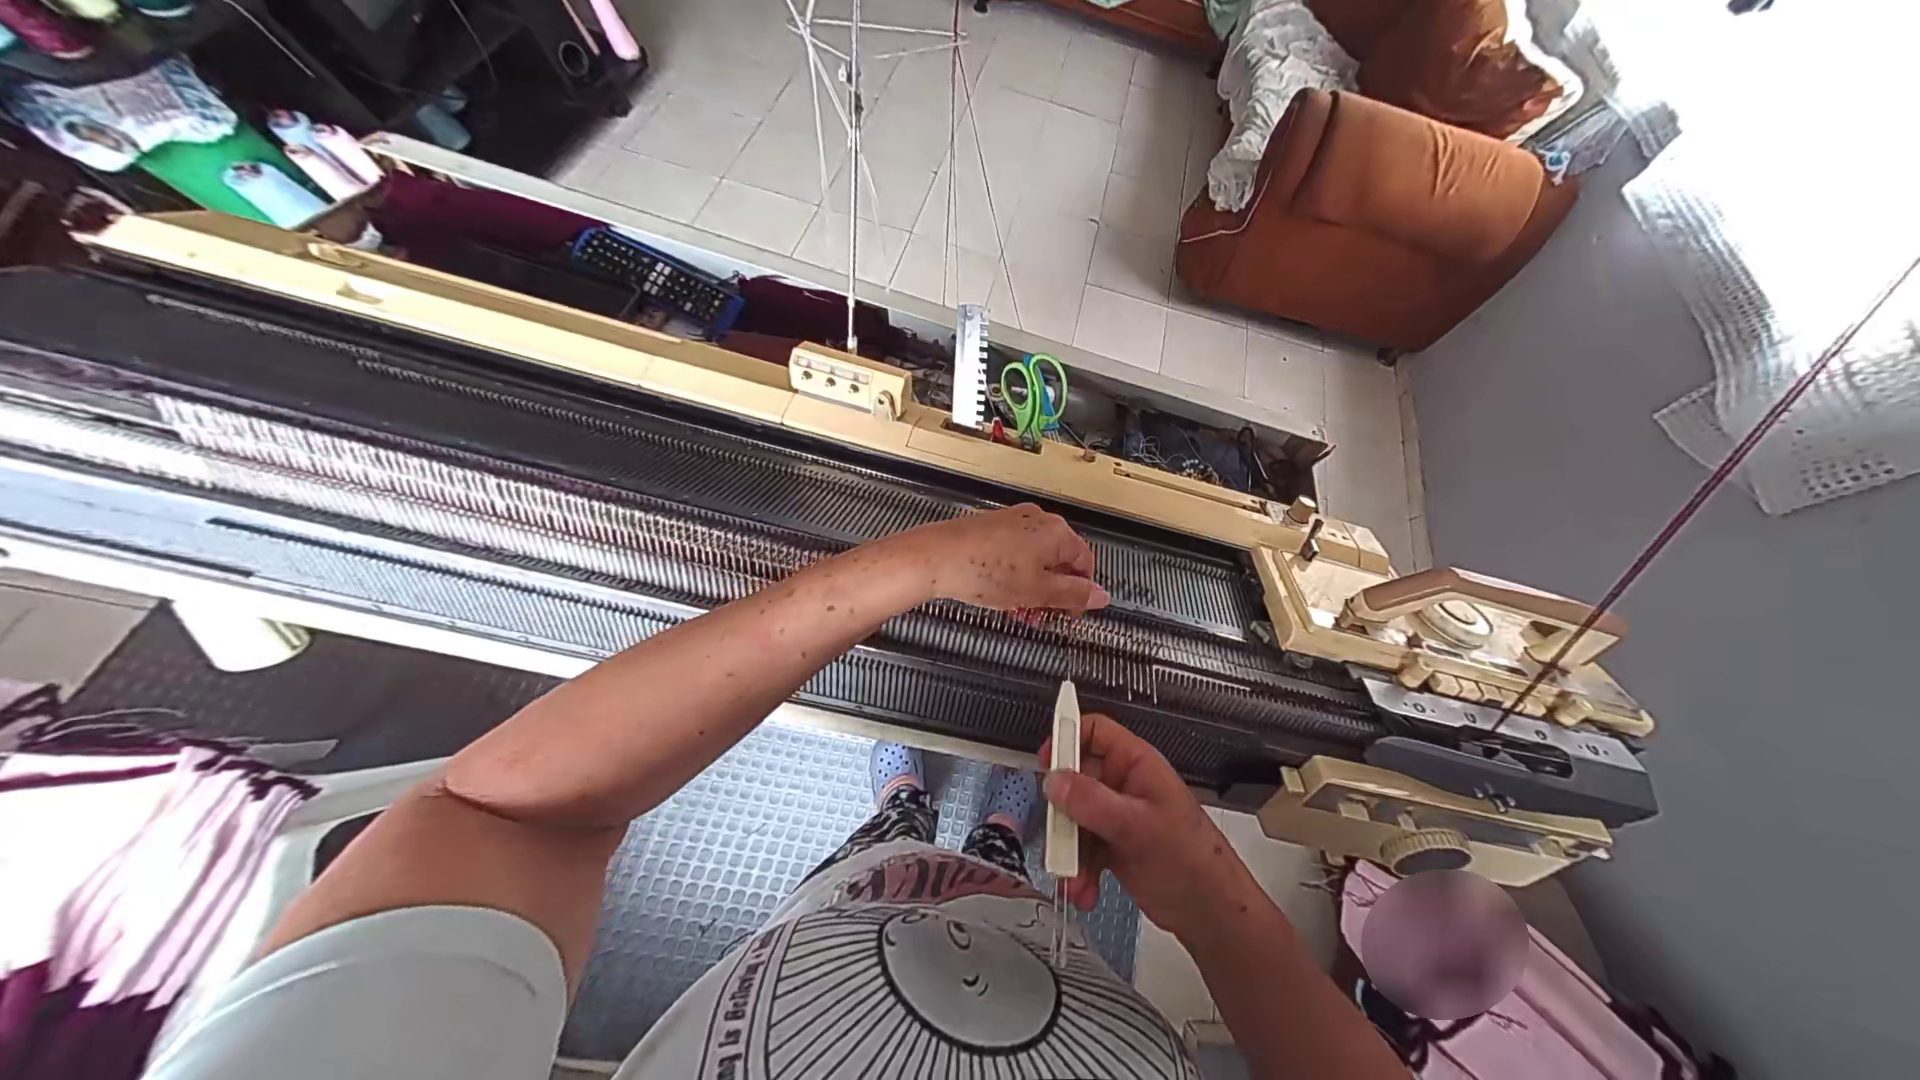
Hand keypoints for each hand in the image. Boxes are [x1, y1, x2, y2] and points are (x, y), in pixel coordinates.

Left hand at [885, 504, 1109, 612]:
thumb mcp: (1038, 591)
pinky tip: (1001, 595)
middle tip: (1044, 615)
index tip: (1072, 612)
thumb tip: (1099, 595)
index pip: (1085, 562)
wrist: (936, 558)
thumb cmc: (982, 568)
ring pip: (1035, 559)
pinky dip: (1014, 576)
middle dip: (1054, 592)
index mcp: (1056, 531)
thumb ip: (1073, 594)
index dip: (1081, 592)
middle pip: (1059, 560)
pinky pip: (1014, 553)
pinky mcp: (990, 528)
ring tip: (1020, 610)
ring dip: (1034, 588)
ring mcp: (1011, 521)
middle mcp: (1036, 519)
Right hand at [1040, 713, 1262, 941]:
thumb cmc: (1195, 861)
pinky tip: (1084, 889)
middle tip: (1059, 832)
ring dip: (1069, 849)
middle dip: (1062, 811)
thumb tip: (1055, 781)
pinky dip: (1078, 868)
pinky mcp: (1111, 843)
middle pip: (1074, 778)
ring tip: (1075, 876)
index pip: (1094, 732)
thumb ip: (1092, 801)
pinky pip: (1080, 846)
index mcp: (1135, 764)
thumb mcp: (1138, 826)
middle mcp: (1122, 784)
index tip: (1047, 760)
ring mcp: (1115, 814)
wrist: (1212, 913)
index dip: (1067, 738)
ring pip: (1073, 817)